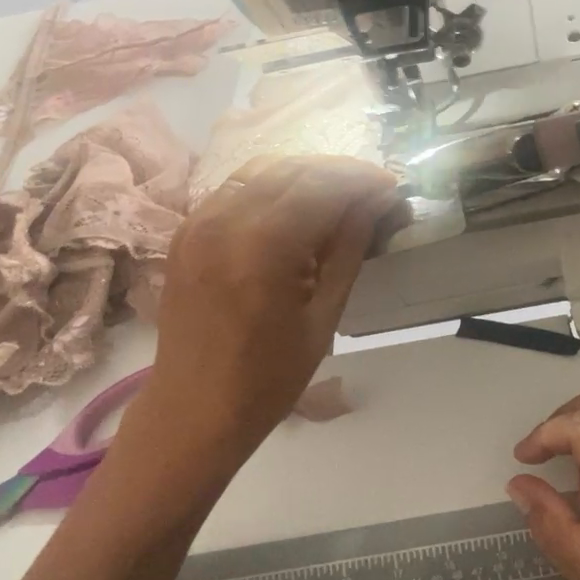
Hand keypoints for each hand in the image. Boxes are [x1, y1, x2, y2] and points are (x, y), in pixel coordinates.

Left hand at [149, 155, 397, 457]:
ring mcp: (199, 223)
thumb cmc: (270, 377)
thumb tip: (378, 202)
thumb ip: (349, 249)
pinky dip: (271, 185)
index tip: (393, 188)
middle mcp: (226, 221)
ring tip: (338, 196)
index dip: (363, 180)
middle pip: (294, 169)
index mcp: (264, 247)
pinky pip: (235, 187)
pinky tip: (294, 208)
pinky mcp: (187, 232)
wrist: (193, 411)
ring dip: (305, 174)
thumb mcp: (325, 316)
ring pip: (262, 169)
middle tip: (372, 191)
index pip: (324, 185)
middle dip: (339, 172)